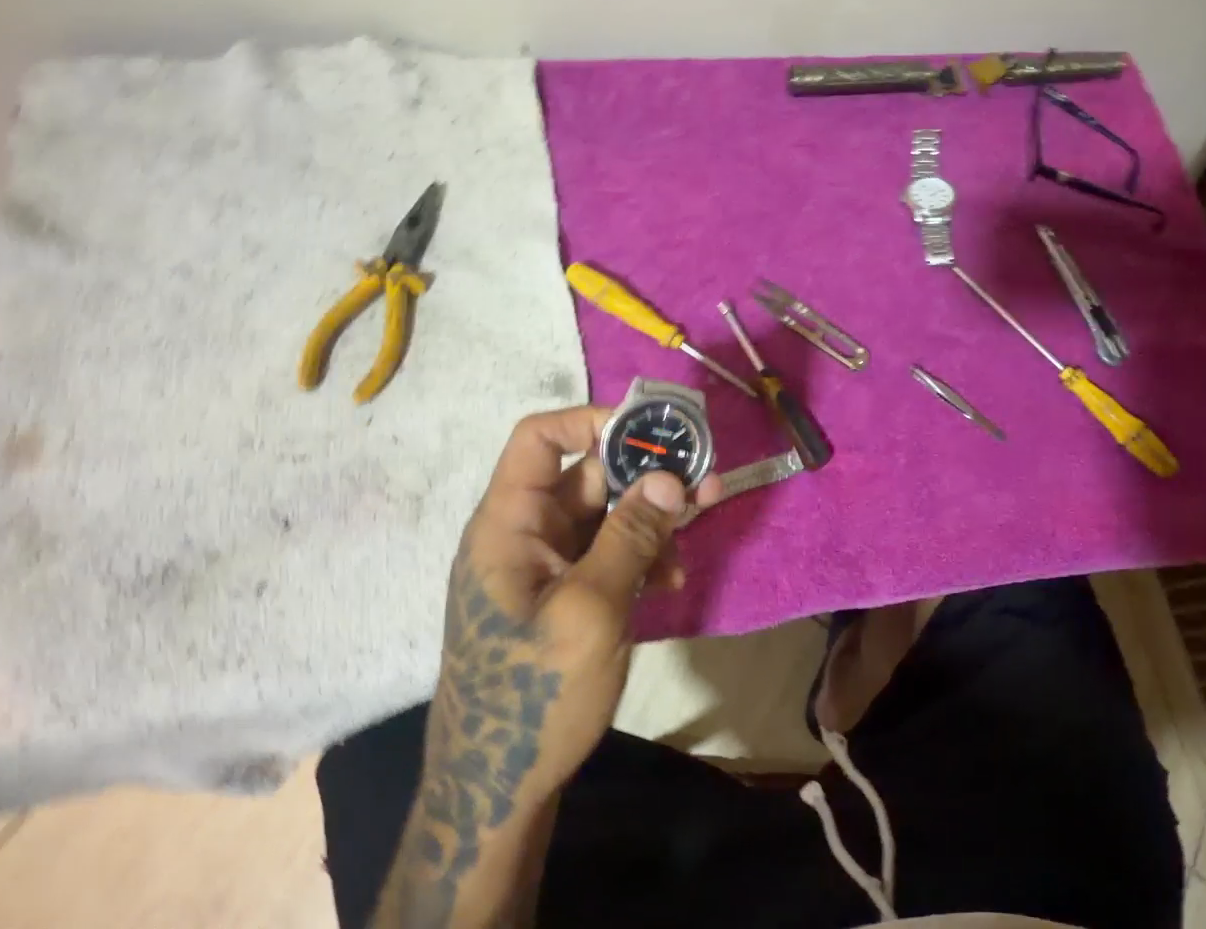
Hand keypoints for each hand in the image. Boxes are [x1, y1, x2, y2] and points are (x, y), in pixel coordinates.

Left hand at [439, 405, 721, 791]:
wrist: (500, 783)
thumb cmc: (536, 691)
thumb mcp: (591, 609)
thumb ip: (631, 537)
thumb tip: (670, 478)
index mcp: (509, 523)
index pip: (540, 439)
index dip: (593, 422)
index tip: (653, 432)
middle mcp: (524, 535)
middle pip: (585, 477)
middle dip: (645, 476)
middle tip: (705, 482)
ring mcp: (544, 569)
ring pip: (604, 518)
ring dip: (651, 521)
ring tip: (694, 536)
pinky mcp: (564, 599)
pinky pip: (606, 557)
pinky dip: (640, 559)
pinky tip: (670, 581)